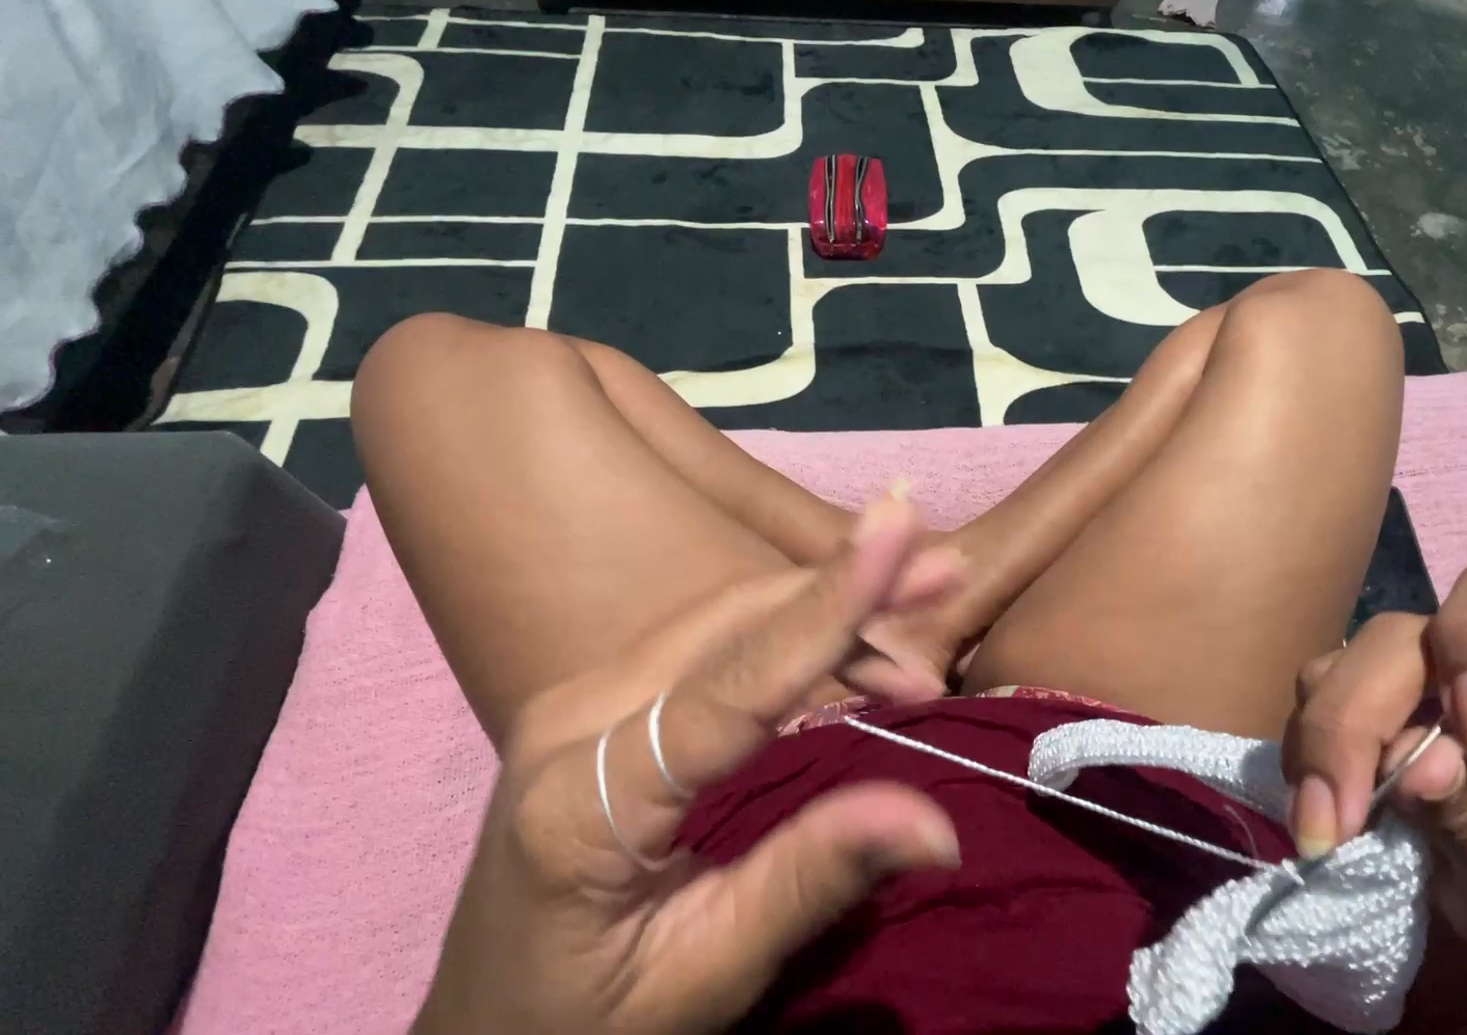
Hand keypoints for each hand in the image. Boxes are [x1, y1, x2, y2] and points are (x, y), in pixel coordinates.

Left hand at [415, 498, 964, 1034]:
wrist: (479, 1027)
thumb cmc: (585, 1021)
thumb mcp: (703, 974)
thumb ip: (810, 882)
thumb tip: (937, 823)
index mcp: (583, 800)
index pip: (732, 683)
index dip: (824, 605)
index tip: (896, 527)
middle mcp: (575, 717)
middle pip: (732, 620)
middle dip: (844, 586)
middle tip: (943, 574)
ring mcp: (582, 696)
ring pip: (726, 618)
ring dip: (825, 611)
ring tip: (914, 658)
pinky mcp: (602, 696)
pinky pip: (713, 642)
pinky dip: (791, 637)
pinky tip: (848, 664)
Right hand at [1282, 553, 1466, 978]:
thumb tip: (1414, 768)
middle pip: (1404, 637)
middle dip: (1364, 719)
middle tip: (1344, 815)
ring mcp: (1411, 683)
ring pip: (1344, 663)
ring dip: (1324, 742)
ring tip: (1325, 830)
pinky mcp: (1355, 707)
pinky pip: (1310, 700)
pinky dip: (1303, 754)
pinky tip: (1317, 813)